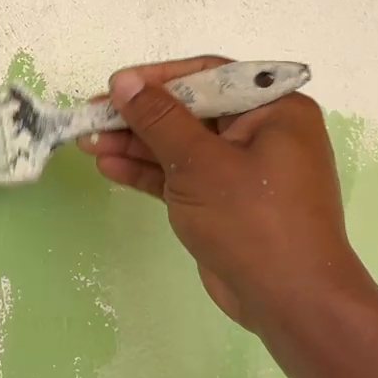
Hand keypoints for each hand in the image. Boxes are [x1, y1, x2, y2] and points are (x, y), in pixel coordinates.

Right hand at [76, 56, 372, 330]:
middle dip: (138, 117)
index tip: (114, 86)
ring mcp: (240, 169)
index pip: (209, 76)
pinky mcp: (221, 200)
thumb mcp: (199, 162)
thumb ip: (158, 118)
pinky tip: (110, 168)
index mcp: (274, 110)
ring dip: (134, 145)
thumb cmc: (252, 219)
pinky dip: (147, 172)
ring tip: (89, 144)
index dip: (157, 79)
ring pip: (179, 145)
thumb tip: (124, 82)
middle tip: (91, 118)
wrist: (289, 300)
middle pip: (188, 111)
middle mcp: (261, 133)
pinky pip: (180, 175)